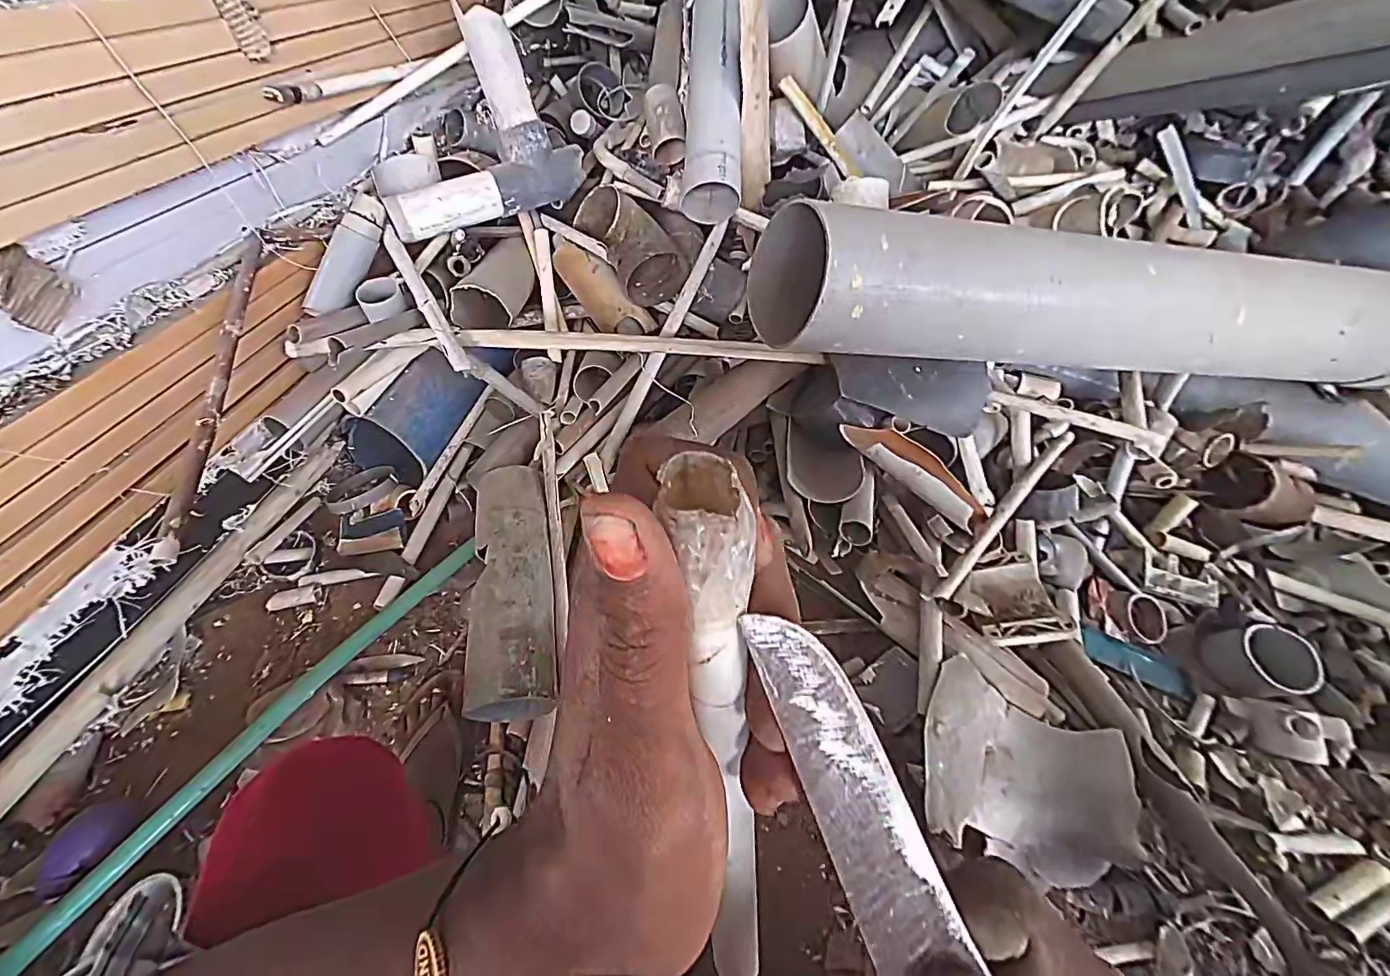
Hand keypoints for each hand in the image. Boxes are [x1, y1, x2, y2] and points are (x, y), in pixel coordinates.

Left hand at [441, 435, 801, 974]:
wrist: (607, 912)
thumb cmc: (609, 844)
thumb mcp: (638, 733)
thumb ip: (636, 621)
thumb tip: (614, 513)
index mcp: (612, 599)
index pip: (650, 478)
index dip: (710, 488)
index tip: (747, 558)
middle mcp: (638, 608)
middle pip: (720, 535)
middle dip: (766, 595)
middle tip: (765, 664)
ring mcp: (670, 643)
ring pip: (747, 595)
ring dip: (782, 659)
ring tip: (767, 730)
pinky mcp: (698, 680)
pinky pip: (758, 654)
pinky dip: (781, 700)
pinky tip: (765, 757)